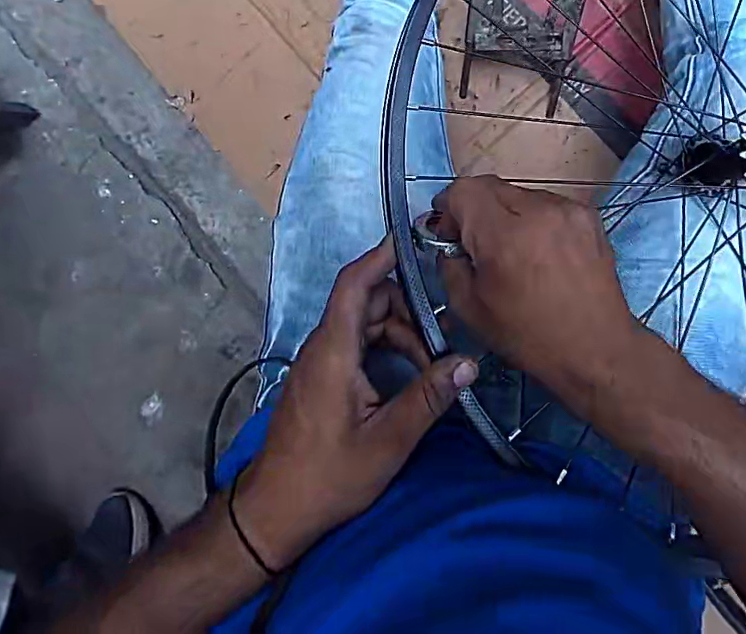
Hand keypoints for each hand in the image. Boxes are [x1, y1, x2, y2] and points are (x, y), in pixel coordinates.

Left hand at [232, 241, 477, 568]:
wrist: (278, 506)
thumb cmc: (330, 475)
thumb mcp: (387, 440)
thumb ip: (428, 398)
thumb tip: (467, 365)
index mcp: (335, 348)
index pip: (354, 283)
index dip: (380, 256)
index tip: (410, 239)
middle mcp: (324, 343)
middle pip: (366, 302)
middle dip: (406, 312)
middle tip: (443, 341)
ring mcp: (320, 358)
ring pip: (364, 324)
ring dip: (399, 335)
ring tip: (432, 367)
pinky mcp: (322, 374)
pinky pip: (356, 344)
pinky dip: (384, 349)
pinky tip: (409, 375)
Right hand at [433, 176, 665, 400]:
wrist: (599, 350)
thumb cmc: (529, 336)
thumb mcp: (467, 307)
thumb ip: (447, 262)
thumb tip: (448, 239)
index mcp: (503, 236)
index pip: (463, 190)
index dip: (448, 207)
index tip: (449, 231)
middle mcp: (537, 212)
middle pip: (487, 185)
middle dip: (473, 208)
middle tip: (474, 241)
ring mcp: (566, 210)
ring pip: (515, 192)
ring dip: (502, 212)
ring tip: (510, 248)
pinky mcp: (586, 215)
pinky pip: (543, 202)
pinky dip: (530, 218)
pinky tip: (536, 249)